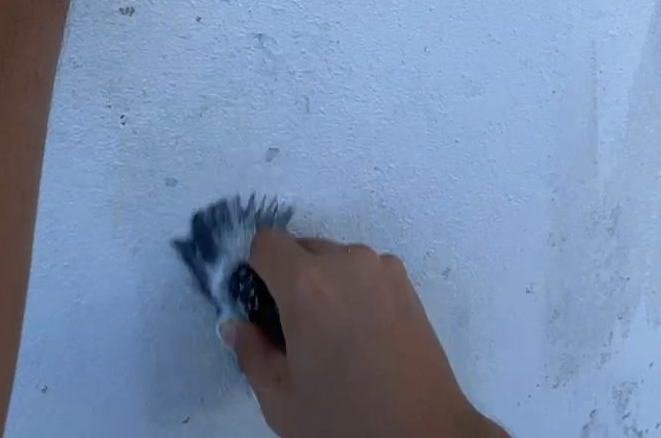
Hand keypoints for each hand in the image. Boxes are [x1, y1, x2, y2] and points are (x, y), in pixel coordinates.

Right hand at [234, 233, 506, 437]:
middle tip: (296, 330)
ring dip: (324, 282)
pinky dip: (354, 287)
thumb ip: (252, 353)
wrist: (423, 433)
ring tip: (335, 334)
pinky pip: (363, 269)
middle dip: (290, 279)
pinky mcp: (403, 278)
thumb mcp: (282, 401)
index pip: (265, 242)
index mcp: (306, 284)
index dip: (255, 268)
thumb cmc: (345, 420)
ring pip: (333, 258)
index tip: (260, 302)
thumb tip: (237, 325)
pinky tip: (364, 332)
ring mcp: (378, 265)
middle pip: (300, 248)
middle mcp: (343, 260)